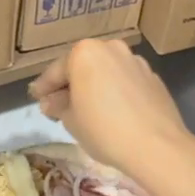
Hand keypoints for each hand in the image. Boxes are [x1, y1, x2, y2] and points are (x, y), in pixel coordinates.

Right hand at [28, 38, 194, 182]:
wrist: (158, 147)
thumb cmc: (104, 130)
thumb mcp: (71, 120)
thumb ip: (58, 105)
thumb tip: (52, 101)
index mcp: (85, 53)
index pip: (56, 71)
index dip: (44, 87)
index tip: (36, 98)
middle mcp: (111, 48)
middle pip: (83, 66)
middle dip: (71, 84)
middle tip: (60, 104)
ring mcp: (135, 61)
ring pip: (106, 72)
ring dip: (95, 86)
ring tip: (89, 109)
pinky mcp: (153, 77)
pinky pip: (126, 81)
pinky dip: (116, 91)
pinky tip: (115, 112)